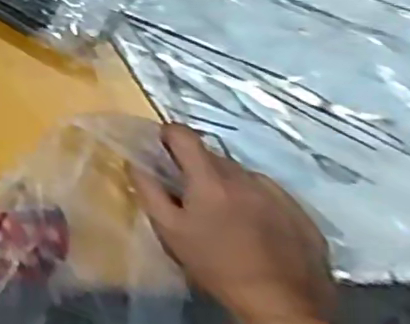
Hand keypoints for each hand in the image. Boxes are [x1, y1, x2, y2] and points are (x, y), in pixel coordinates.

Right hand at [131, 124, 334, 323]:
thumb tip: (135, 161)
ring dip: (228, 182)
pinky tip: (255, 224)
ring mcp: (283, 202)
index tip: (161, 152)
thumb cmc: (215, 264)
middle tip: (189, 190)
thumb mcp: (167, 227)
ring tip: (224, 209)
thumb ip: (146, 187)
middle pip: (214, 155)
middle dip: (197, 166)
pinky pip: (273, 195)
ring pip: (244, 174)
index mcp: (211, 181)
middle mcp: (249, 183)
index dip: (167, 136)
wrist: (283, 310)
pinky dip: (258, 200)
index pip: (183, 134)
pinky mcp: (307, 221)